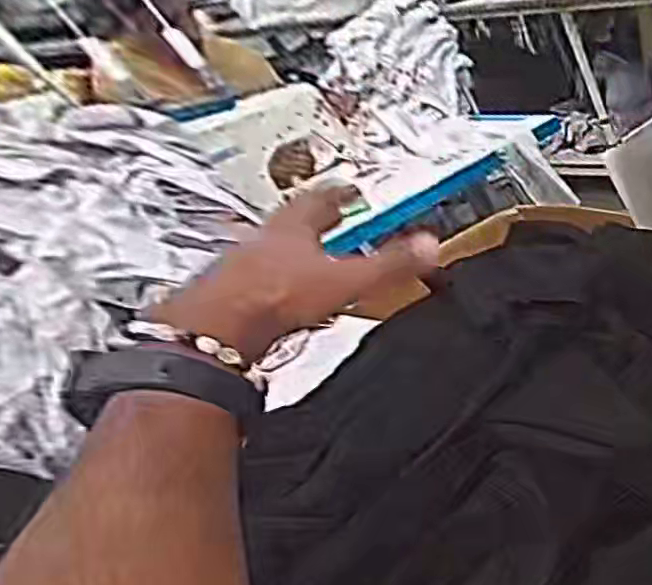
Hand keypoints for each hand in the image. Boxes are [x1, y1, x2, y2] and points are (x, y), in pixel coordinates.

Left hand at [147, 184, 438, 362]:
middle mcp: (265, 240)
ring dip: (302, 256)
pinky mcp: (239, 295)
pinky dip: (289, 287)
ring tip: (320, 265)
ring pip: (279, 252)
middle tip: (332, 223)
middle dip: (318, 224)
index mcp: (294, 228)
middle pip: (295, 224)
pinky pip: (270, 283)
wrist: (223, 327)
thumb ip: (391, 263)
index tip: (350, 191)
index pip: (321, 200)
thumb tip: (428, 246)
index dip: (340, 195)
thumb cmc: (276, 296)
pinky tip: (298, 302)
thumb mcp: (350, 279)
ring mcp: (248, 267)